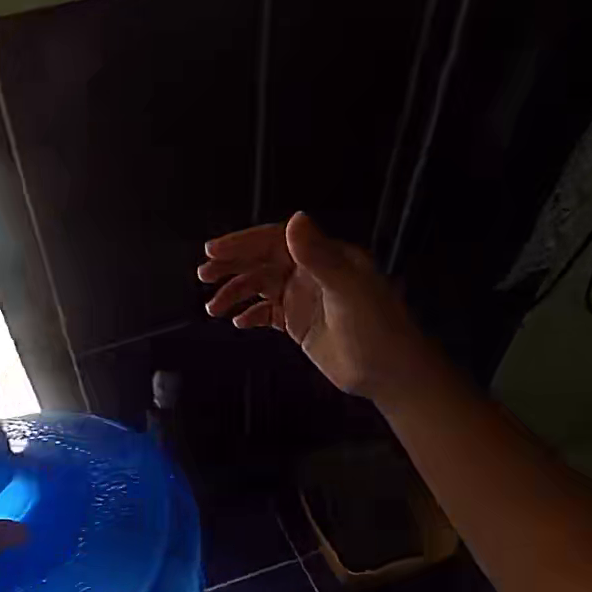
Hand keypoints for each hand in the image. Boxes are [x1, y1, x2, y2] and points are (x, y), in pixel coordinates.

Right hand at [198, 212, 428, 398]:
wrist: (387, 371)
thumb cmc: (375, 327)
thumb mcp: (347, 289)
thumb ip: (318, 255)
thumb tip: (294, 219)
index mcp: (325, 255)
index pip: (277, 240)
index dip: (243, 243)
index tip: (213, 250)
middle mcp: (310, 272)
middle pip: (263, 262)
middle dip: (232, 266)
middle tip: (203, 275)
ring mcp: (303, 298)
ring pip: (260, 287)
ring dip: (235, 294)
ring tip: (213, 308)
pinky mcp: (298, 323)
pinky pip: (267, 313)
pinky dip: (250, 315)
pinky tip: (237, 322)